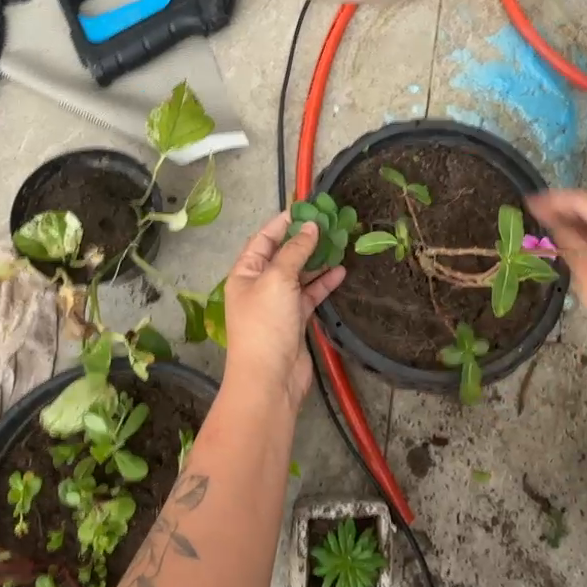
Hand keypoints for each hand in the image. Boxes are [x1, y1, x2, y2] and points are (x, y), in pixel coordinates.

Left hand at [221, 211, 346, 413]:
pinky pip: (310, 294)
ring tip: (340, 242)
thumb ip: (295, 251)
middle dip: (305, 239)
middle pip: (283, 254)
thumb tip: (311, 226)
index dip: (283, 222)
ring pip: (299, 274)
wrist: (269, 379)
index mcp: (245, 273)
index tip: (307, 206)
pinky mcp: (295, 319)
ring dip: (317, 259)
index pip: (264, 238)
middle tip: (330, 223)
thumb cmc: (266, 325)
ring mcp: (278, 303)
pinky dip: (324, 282)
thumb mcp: (277, 279)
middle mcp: (259, 285)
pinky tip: (341, 271)